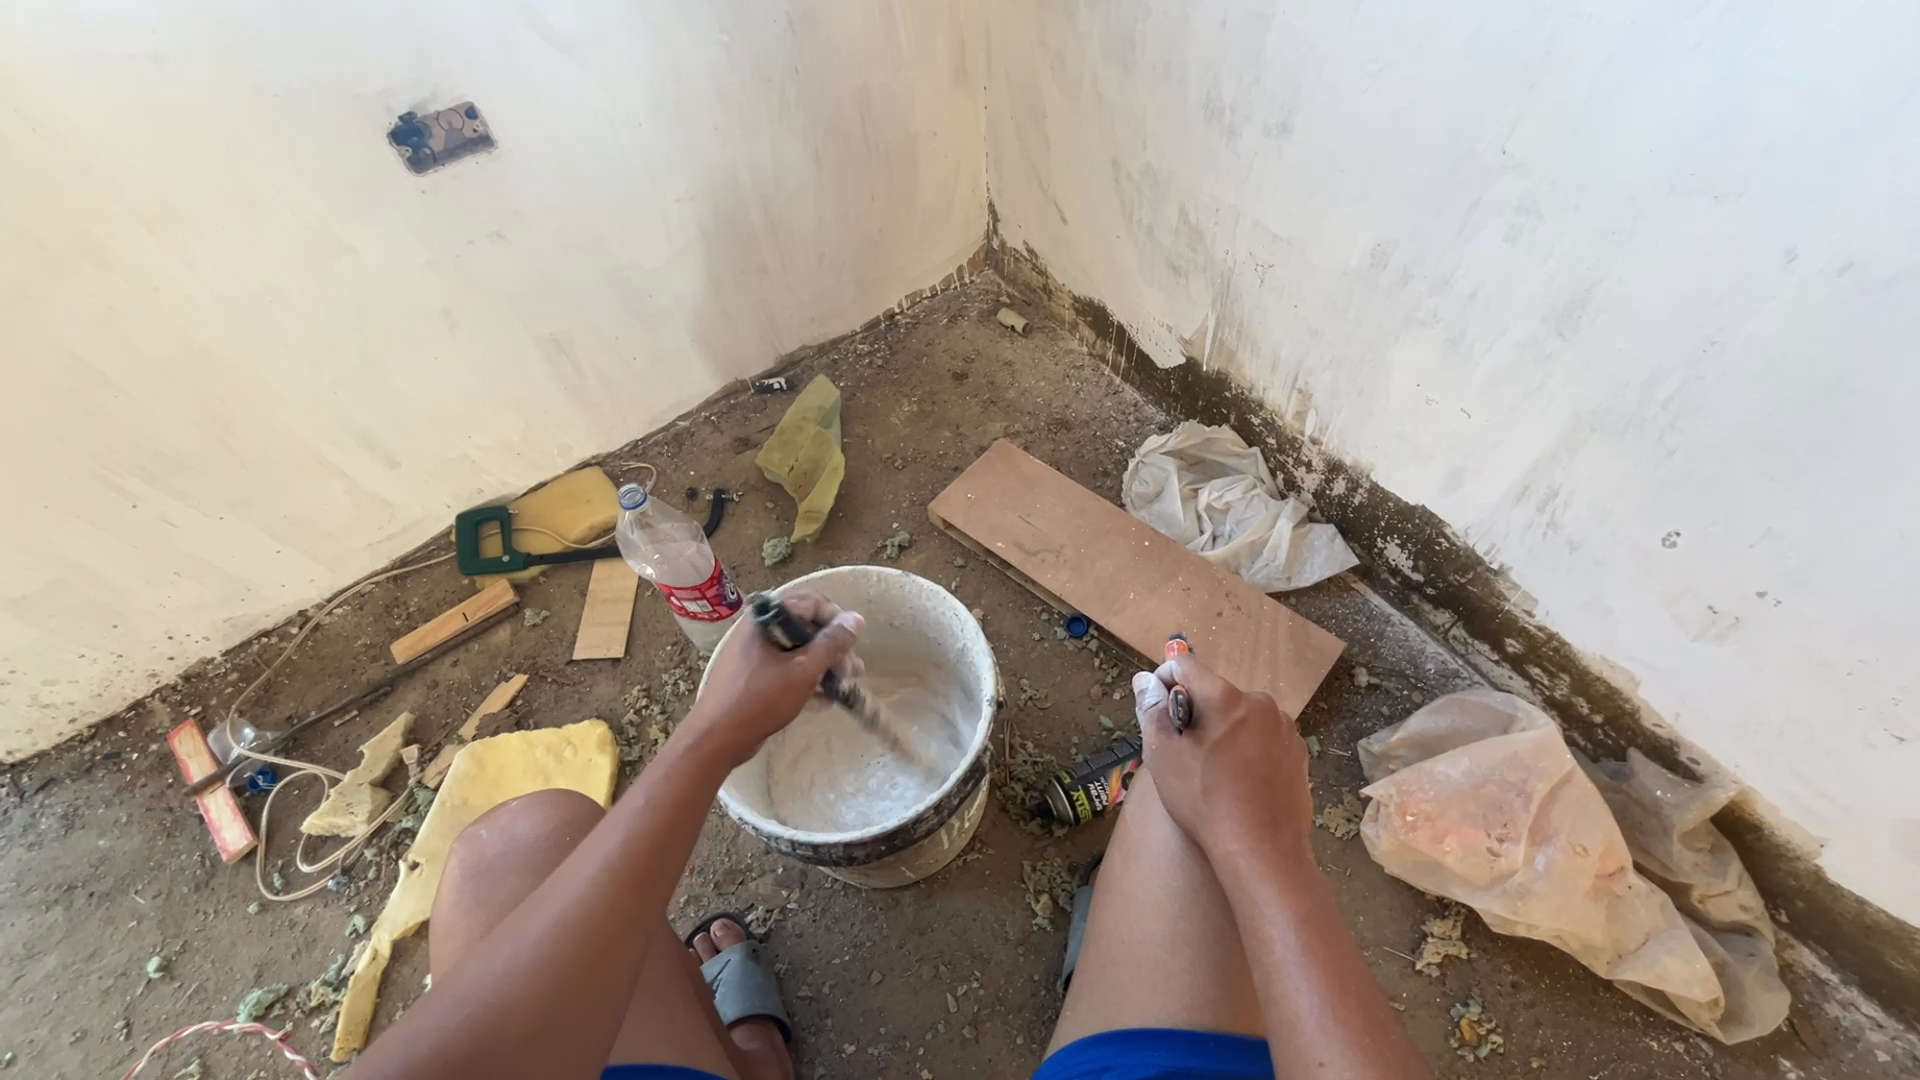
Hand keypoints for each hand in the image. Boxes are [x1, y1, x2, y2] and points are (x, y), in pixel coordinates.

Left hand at [677, 591, 864, 770]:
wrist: (716, 739)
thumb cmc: (760, 699)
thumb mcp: (803, 670)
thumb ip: (832, 643)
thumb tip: (856, 619)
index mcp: (766, 620)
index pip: (810, 602)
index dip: (835, 618)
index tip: (852, 642)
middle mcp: (759, 632)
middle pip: (806, 629)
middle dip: (833, 649)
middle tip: (852, 671)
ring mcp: (755, 656)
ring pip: (798, 653)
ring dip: (823, 667)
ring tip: (844, 687)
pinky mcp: (753, 679)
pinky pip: (786, 672)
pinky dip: (805, 682)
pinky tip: (824, 701)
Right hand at [1133, 654, 1312, 863]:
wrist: (1263, 851)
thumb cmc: (1205, 800)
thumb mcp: (1164, 755)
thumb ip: (1152, 710)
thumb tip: (1146, 680)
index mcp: (1224, 697)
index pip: (1186, 665)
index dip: (1164, 679)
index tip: (1156, 708)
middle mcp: (1259, 702)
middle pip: (1215, 692)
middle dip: (1195, 711)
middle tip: (1183, 749)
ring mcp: (1284, 727)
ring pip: (1240, 715)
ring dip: (1223, 728)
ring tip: (1213, 769)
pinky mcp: (1299, 752)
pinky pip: (1263, 736)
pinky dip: (1247, 747)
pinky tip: (1240, 780)